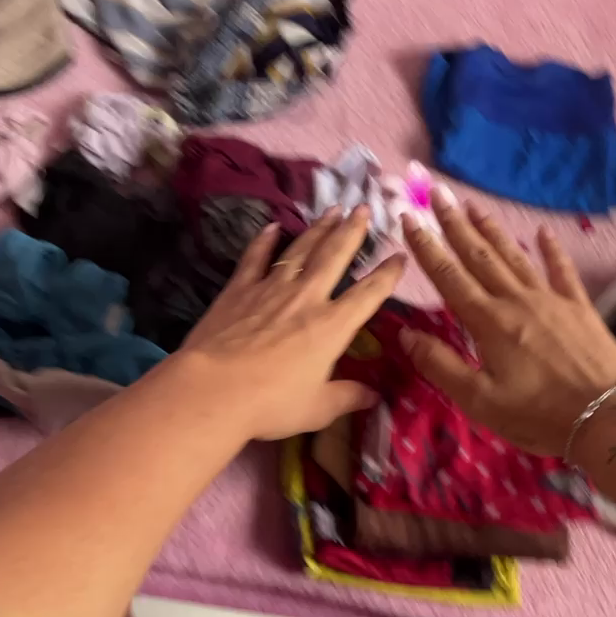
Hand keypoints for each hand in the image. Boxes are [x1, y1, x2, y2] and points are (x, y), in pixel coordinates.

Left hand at [163, 206, 404, 441]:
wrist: (214, 388)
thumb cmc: (271, 403)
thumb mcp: (317, 408)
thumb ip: (347, 397)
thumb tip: (375, 397)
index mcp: (332, 326)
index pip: (368, 294)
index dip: (387, 274)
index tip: (400, 256)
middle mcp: (306, 298)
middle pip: (334, 256)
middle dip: (352, 231)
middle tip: (364, 208)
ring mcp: (271, 288)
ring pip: (300, 250)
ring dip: (318, 228)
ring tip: (332, 209)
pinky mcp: (239, 289)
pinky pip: (255, 258)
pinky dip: (264, 240)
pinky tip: (272, 226)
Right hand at [398, 196, 615, 457]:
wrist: (608, 418)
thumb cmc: (538, 414)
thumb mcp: (479, 400)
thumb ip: (440, 365)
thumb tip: (405, 334)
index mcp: (488, 321)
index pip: (448, 276)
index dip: (426, 246)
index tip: (409, 218)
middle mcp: (515, 300)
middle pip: (478, 255)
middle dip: (454, 223)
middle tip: (438, 193)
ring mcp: (550, 300)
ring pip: (514, 255)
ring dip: (491, 229)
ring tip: (473, 205)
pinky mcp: (579, 308)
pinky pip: (561, 271)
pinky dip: (551, 250)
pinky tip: (542, 233)